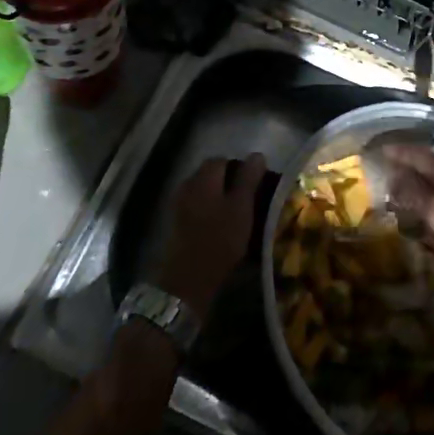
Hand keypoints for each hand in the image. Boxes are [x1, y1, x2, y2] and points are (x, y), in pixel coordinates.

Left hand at [156, 153, 266, 316]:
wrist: (187, 279)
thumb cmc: (220, 239)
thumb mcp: (241, 207)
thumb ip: (249, 179)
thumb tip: (257, 154)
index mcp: (203, 177)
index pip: (222, 159)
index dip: (240, 167)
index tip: (255, 184)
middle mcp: (188, 185)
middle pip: (210, 174)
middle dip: (229, 182)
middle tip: (248, 200)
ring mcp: (179, 205)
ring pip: (203, 192)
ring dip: (219, 198)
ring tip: (237, 215)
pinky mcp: (176, 224)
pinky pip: (196, 207)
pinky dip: (209, 211)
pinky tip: (221, 227)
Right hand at [382, 144, 433, 279]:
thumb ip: (413, 194)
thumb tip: (393, 178)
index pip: (417, 155)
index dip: (398, 152)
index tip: (379, 149)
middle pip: (427, 160)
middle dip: (407, 160)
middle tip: (387, 161)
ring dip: (417, 173)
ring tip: (400, 177)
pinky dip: (428, 185)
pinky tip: (423, 194)